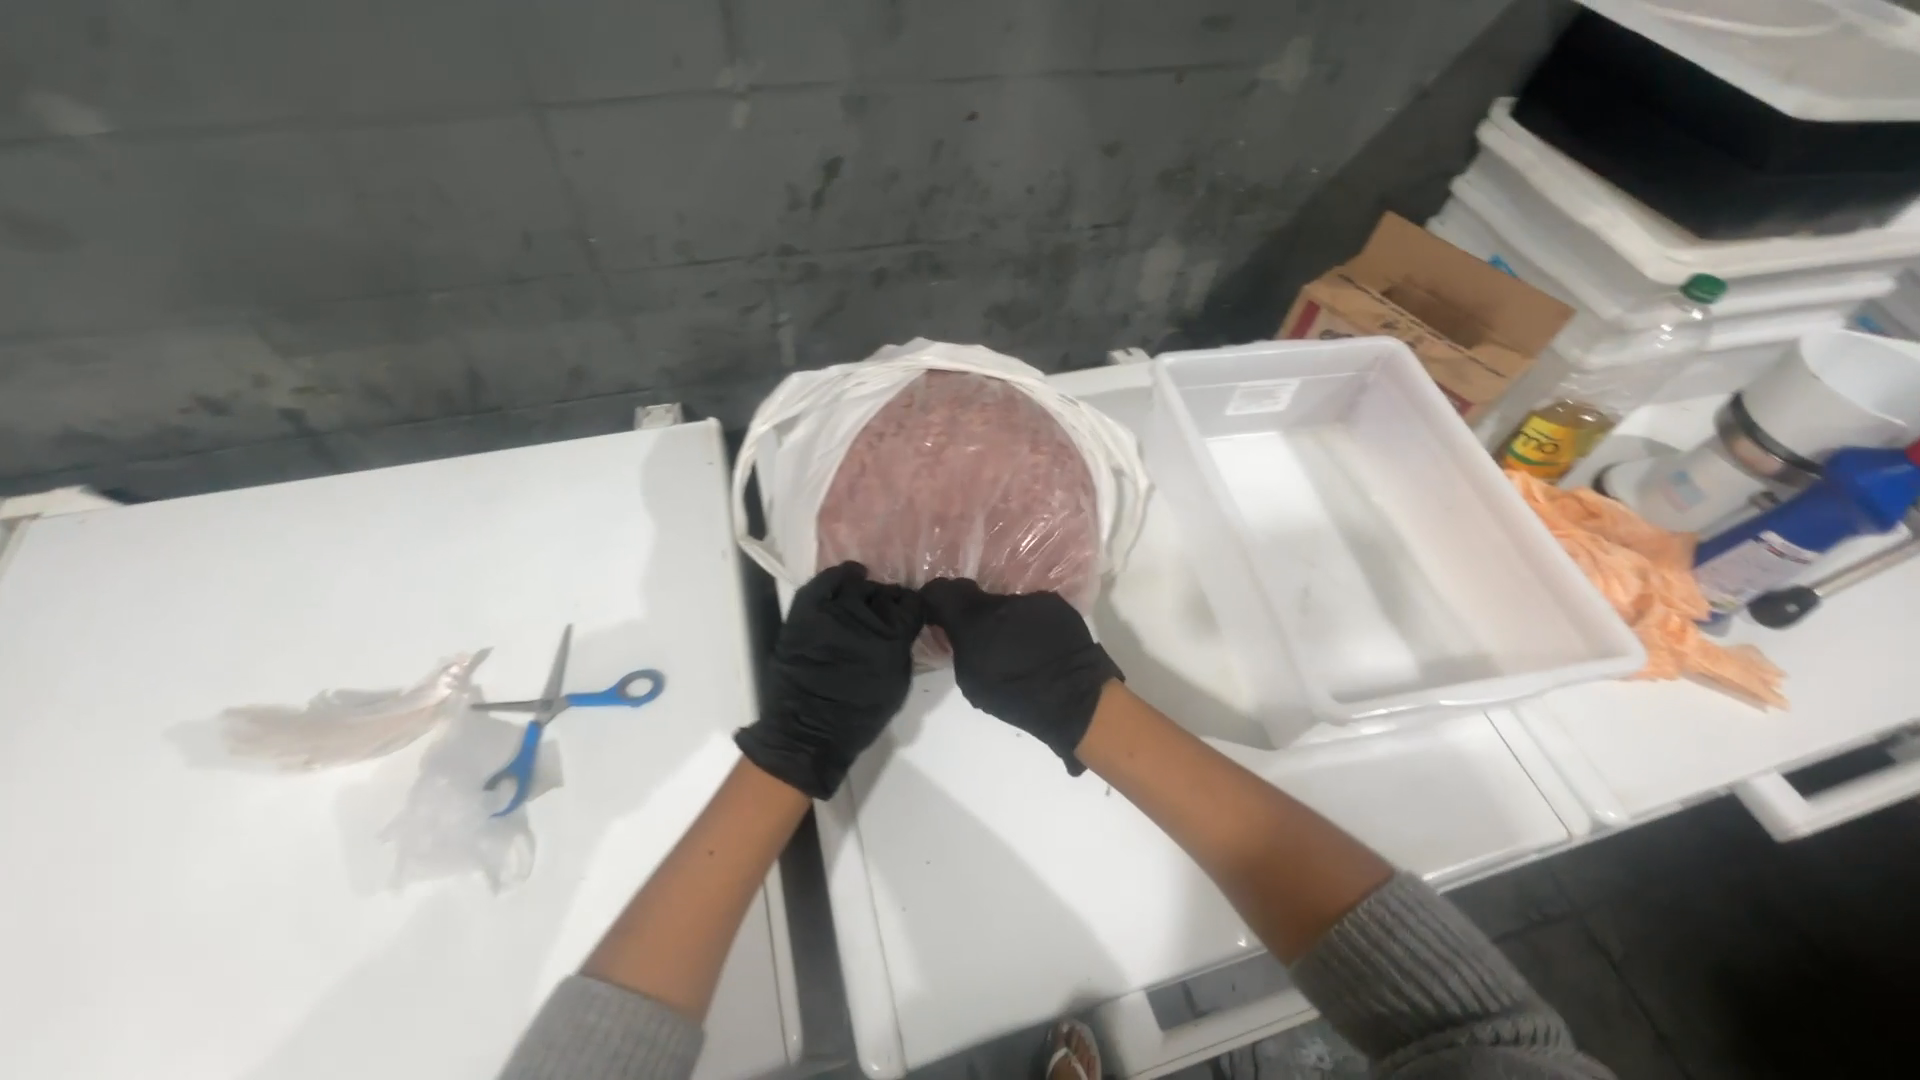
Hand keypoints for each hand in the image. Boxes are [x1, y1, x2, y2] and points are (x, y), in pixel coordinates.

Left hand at [736, 562, 924, 798]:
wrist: (809, 732)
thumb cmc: (858, 717)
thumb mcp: (897, 683)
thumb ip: (902, 648)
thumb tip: (902, 628)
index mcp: (894, 638)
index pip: (912, 604)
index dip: (911, 606)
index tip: (908, 611)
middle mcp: (866, 619)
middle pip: (883, 592)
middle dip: (887, 599)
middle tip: (883, 610)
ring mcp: (833, 612)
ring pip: (856, 585)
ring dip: (864, 589)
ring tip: (865, 594)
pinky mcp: (806, 613)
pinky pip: (824, 582)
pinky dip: (838, 575)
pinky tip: (848, 575)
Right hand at [920, 579, 1121, 774]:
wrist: (1074, 697)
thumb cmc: (1014, 697)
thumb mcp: (970, 679)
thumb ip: (960, 646)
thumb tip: (956, 632)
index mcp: (973, 621)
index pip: (941, 590)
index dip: (935, 600)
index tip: (938, 614)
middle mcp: (1000, 601)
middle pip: (977, 597)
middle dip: (974, 614)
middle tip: (981, 637)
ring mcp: (1030, 599)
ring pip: (1006, 603)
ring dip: (1004, 619)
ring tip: (1016, 644)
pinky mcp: (1056, 602)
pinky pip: (1032, 607)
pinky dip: (1029, 621)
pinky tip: (1038, 642)